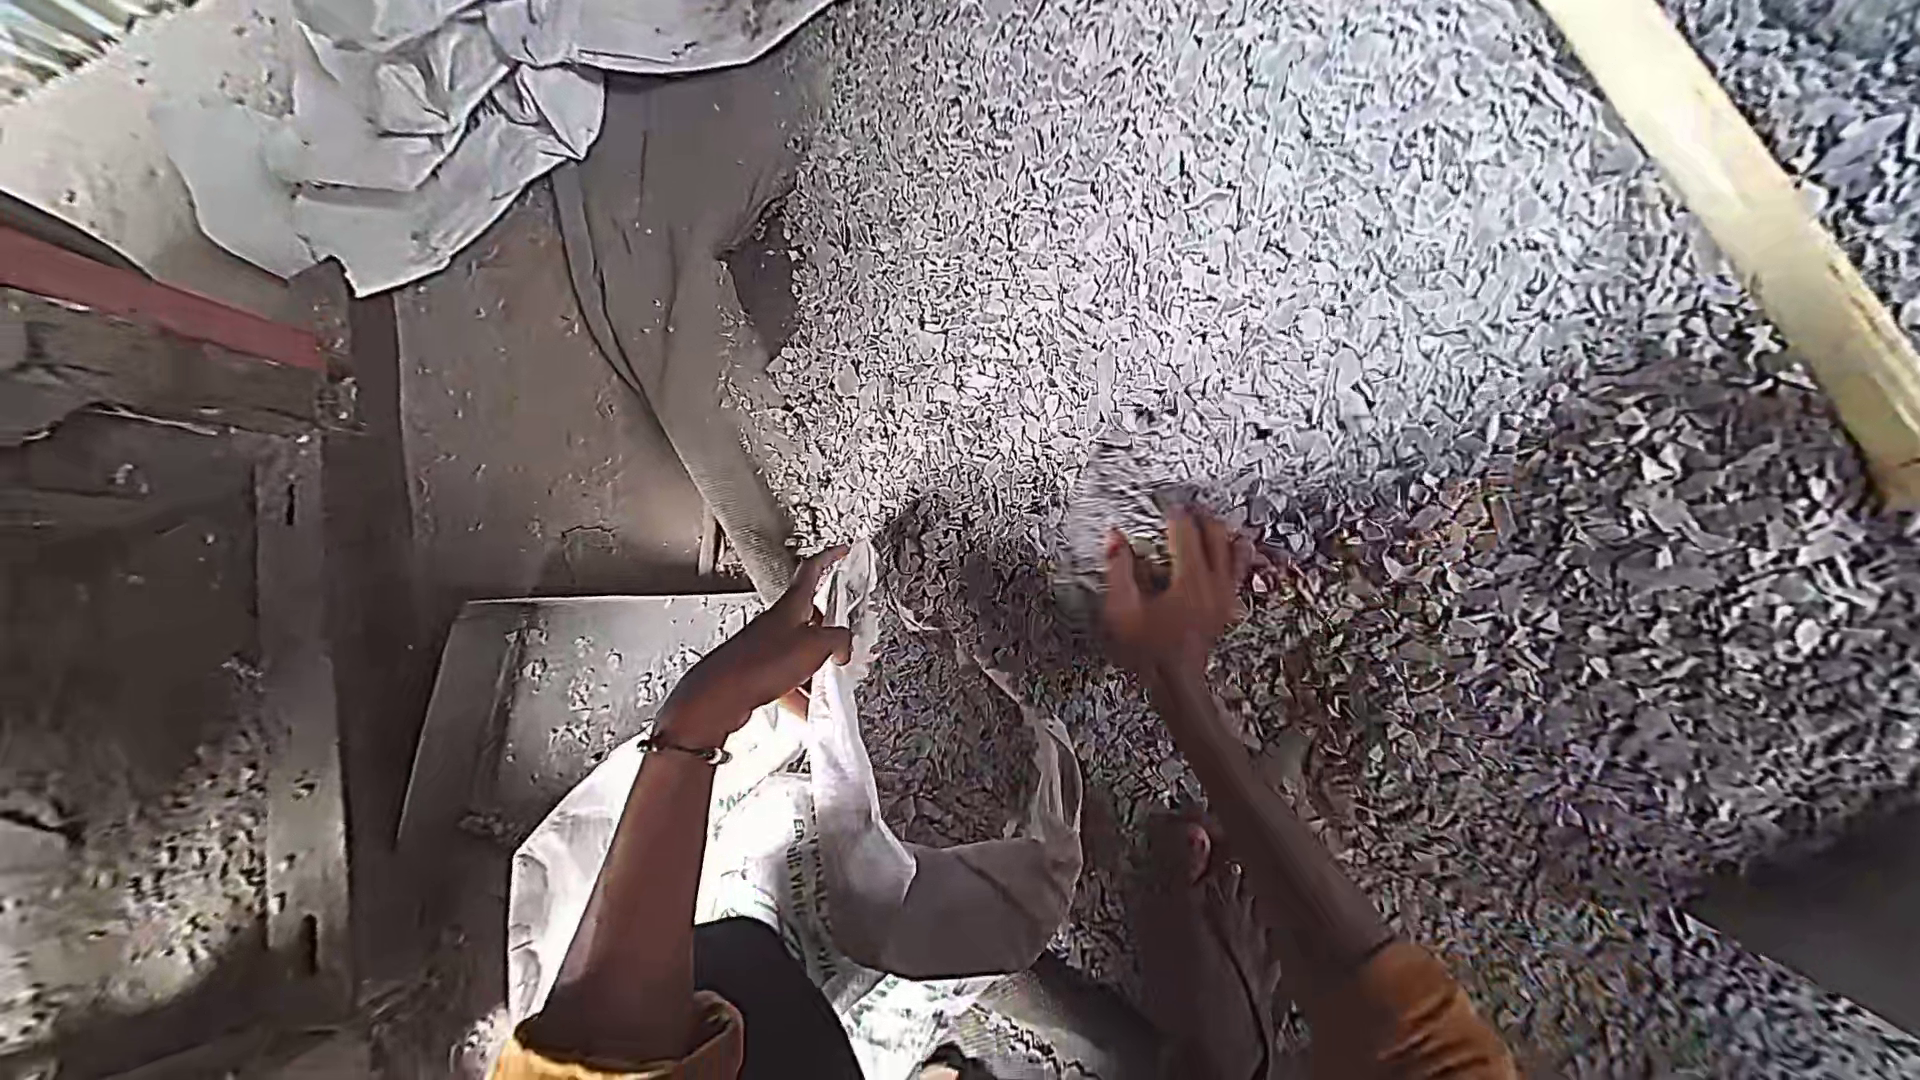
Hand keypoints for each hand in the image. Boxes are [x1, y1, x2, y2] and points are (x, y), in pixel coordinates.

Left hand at [659, 546, 852, 748]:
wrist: (721, 696)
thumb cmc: (759, 663)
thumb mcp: (817, 645)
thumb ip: (839, 640)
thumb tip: (844, 645)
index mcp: (792, 605)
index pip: (813, 569)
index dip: (830, 557)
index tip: (842, 551)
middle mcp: (778, 621)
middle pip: (811, 614)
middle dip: (831, 627)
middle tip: (845, 638)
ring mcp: (767, 645)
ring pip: (801, 649)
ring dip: (817, 664)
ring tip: (828, 679)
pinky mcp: (760, 670)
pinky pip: (789, 676)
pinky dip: (801, 691)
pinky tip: (807, 706)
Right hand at [1102, 507, 1251, 682]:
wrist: (1173, 679)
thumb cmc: (1148, 649)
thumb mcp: (1122, 608)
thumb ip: (1118, 569)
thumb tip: (1115, 538)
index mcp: (1189, 581)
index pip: (1185, 533)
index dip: (1173, 514)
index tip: (1164, 505)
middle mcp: (1213, 584)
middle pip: (1215, 534)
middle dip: (1199, 516)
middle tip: (1185, 508)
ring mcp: (1224, 596)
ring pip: (1233, 550)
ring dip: (1219, 531)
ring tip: (1206, 521)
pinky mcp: (1227, 606)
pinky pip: (1238, 570)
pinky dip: (1234, 553)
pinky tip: (1229, 549)